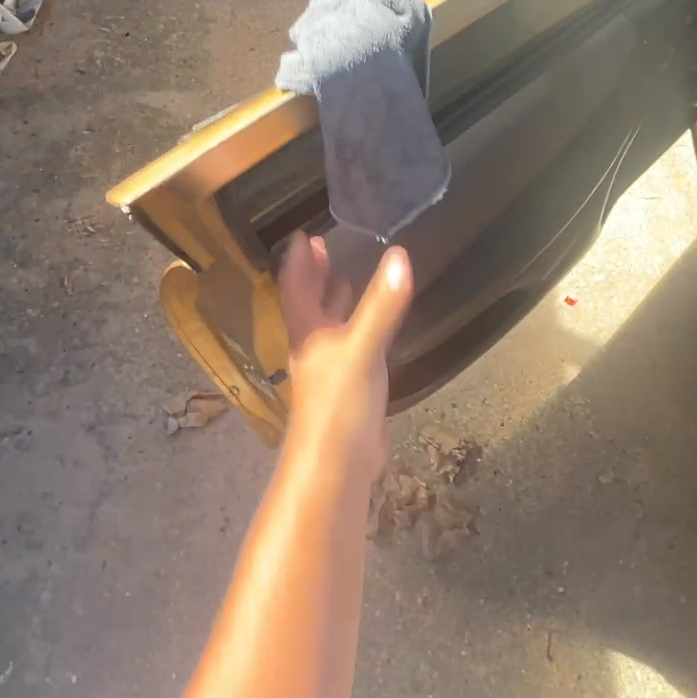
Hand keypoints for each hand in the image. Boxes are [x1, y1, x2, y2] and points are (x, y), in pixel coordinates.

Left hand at [277, 235, 413, 488]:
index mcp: (308, 333)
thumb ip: (381, 304)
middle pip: (310, 305)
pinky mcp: (351, 389)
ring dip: (336, 303)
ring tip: (348, 278)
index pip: (297, 288)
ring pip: (330, 327)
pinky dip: (360, 330)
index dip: (299, 262)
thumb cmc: (339, 401)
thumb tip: (399, 255)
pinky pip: (353, 348)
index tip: (303, 235)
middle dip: (316, 277)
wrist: (339, 462)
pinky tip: (375, 329)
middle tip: (326, 248)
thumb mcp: (362, 347)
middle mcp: (314, 348)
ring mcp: (331, 370)